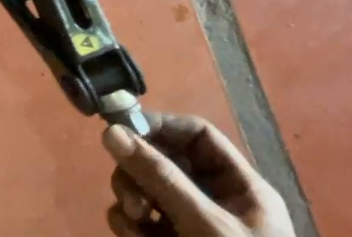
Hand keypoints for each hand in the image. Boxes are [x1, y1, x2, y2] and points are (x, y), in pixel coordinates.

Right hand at [103, 113, 294, 236]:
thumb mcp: (205, 225)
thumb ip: (159, 177)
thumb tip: (110, 130)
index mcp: (241, 189)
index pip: (196, 135)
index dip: (159, 126)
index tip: (123, 132)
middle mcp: (215, 200)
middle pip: (162, 159)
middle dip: (137, 172)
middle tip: (129, 194)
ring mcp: (192, 224)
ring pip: (144, 187)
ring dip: (129, 198)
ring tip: (132, 224)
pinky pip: (139, 219)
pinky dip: (129, 224)